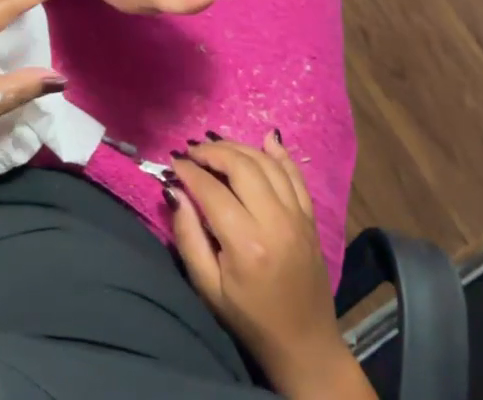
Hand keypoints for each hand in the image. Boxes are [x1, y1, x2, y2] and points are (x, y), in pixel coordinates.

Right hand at [168, 133, 370, 398]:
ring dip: (239, 148)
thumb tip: (174, 191)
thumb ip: (188, 236)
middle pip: (242, 166)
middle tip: (191, 151)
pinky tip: (265, 139)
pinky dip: (280, 154)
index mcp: (247, 242)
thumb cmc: (249, 318)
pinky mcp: (310, 219)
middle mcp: (276, 222)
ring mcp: (298, 218)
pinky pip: (296, 176)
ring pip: (267, 164)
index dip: (188, 170)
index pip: (211, 188)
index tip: (172, 163)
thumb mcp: (207, 286)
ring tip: (215, 146)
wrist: (305, 344)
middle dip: (212, 151)